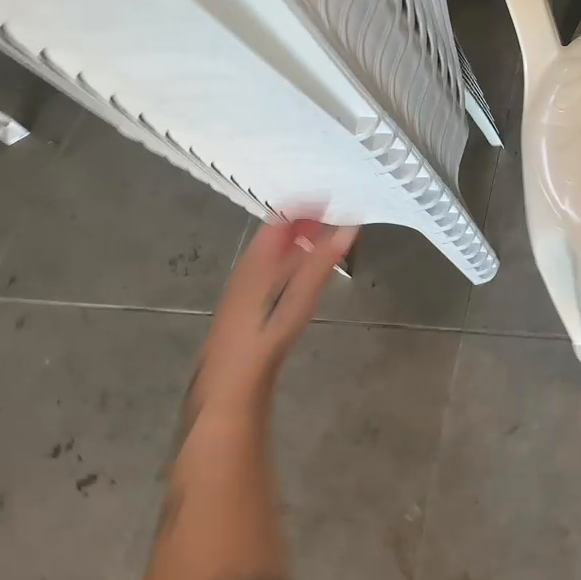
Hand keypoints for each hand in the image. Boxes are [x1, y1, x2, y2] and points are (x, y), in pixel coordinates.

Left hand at [194, 218, 358, 413]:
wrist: (231, 383)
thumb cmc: (264, 336)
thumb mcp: (298, 297)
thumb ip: (322, 261)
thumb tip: (350, 225)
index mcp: (257, 258)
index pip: (280, 217)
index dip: (304, 203)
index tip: (334, 196)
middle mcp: (249, 265)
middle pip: (277, 232)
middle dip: (306, 219)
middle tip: (339, 212)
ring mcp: (248, 285)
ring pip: (277, 251)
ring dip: (302, 239)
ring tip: (332, 234)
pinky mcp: (251, 303)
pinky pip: (276, 267)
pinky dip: (296, 259)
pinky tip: (309, 269)